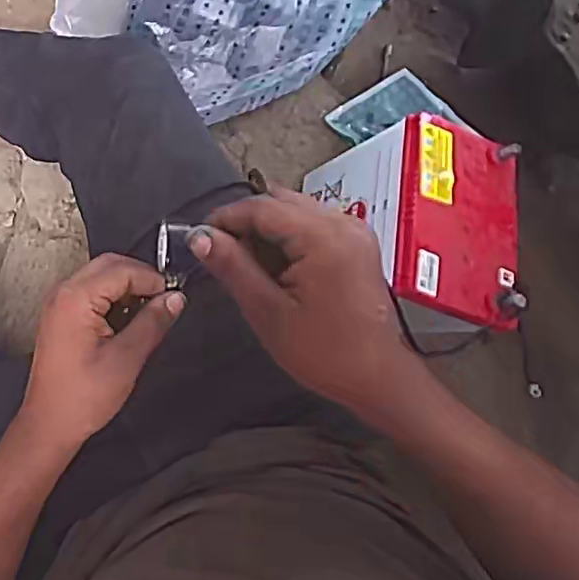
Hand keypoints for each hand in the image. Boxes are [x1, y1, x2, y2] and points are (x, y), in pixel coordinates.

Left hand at [19, 254, 184, 448]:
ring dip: (126, 285)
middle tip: (164, 298)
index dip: (152, 279)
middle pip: (109, 264)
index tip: (173, 295)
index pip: (122, 269)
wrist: (50, 423)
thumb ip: (153, 322)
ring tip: (149, 310)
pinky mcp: (60, 315)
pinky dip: (112, 296)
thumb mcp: (126, 358)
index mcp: (75, 299)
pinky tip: (128, 318)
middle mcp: (62, 293)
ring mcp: (58, 303)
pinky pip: (90, 290)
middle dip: (140, 276)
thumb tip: (174, 299)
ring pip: (100, 274)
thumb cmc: (81, 398)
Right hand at [190, 186, 416, 416]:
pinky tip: (275, 265)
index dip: (224, 218)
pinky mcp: (356, 242)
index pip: (261, 207)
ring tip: (245, 261)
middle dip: (244, 221)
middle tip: (219, 250)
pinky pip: (311, 222)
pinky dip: (287, 235)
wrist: (378, 378)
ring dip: (265, 228)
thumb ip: (233, 267)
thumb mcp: (268, 312)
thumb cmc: (326, 353)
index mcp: (323, 237)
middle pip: (278, 201)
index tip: (200, 236)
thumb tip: (201, 238)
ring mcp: (353, 231)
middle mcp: (342, 224)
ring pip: (294, 209)